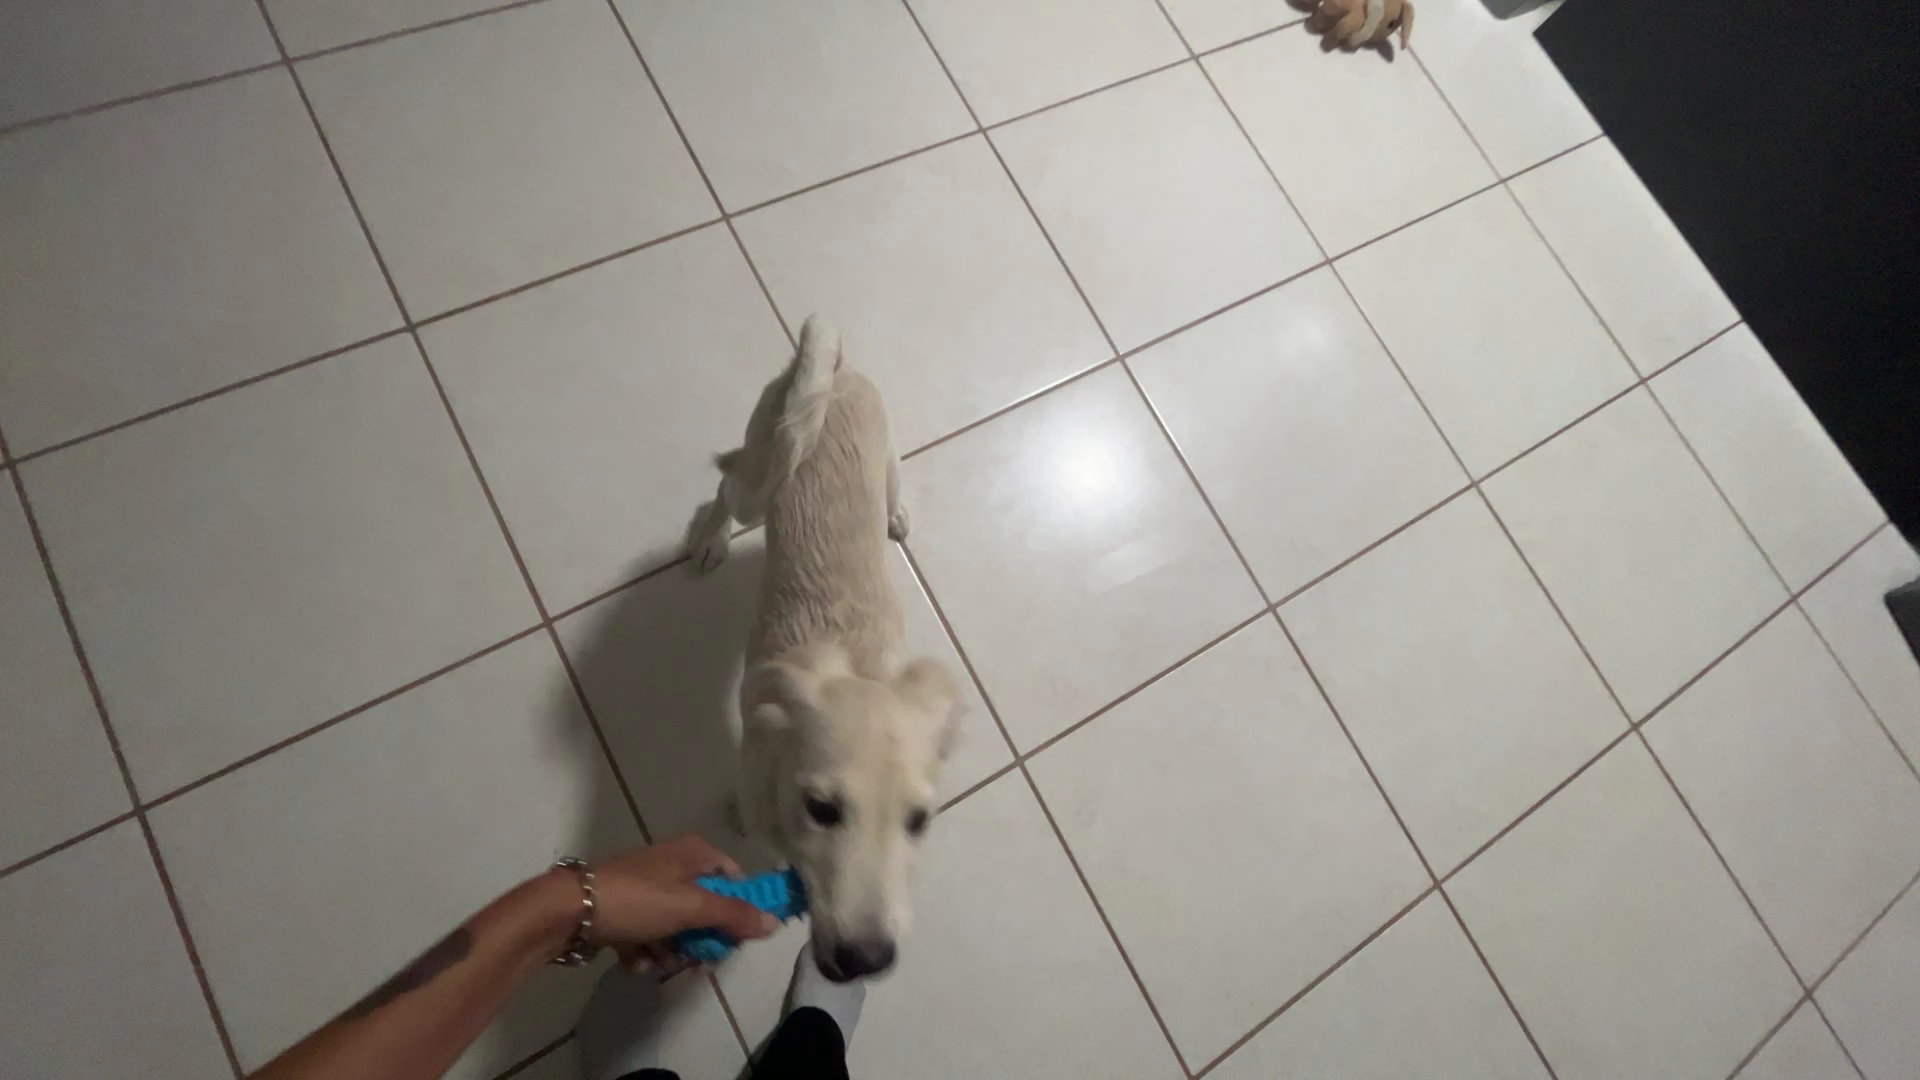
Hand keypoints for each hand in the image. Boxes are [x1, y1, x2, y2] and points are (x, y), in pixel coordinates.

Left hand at [583, 835, 778, 974]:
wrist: (567, 909)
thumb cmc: (639, 899)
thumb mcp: (692, 908)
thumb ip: (733, 916)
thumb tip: (775, 922)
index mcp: (696, 852)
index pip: (734, 879)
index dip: (739, 909)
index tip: (733, 939)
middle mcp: (675, 863)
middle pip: (706, 906)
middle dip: (700, 937)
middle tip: (693, 960)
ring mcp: (648, 885)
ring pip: (676, 924)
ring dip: (671, 949)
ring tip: (657, 962)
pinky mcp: (624, 907)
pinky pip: (648, 932)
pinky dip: (645, 949)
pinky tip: (633, 960)